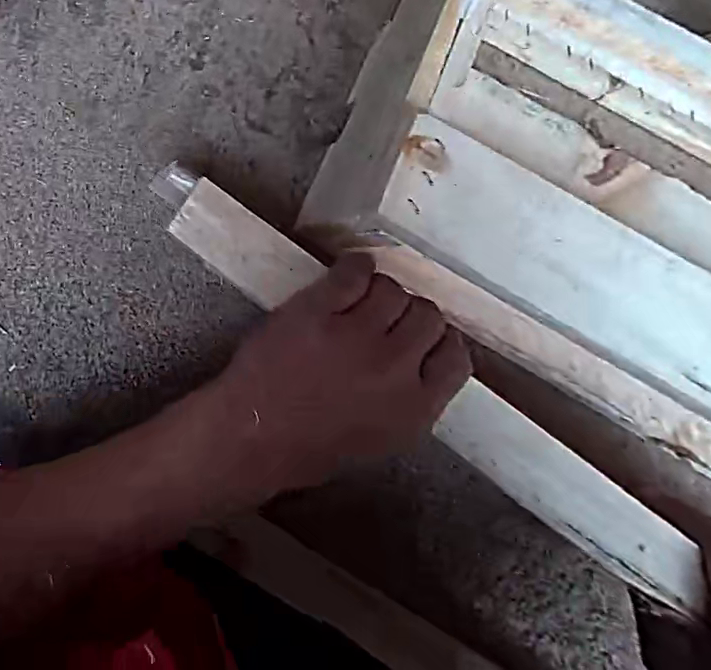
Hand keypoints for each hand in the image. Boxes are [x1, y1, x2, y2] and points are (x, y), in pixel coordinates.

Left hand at [191, 254, 471, 497]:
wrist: (254, 433)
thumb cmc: (313, 443)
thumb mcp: (383, 436)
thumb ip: (411, 397)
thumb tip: (424, 357)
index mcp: (416, 408)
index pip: (456, 357)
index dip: (439, 339)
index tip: (422, 334)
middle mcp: (394, 368)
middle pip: (427, 315)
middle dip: (410, 312)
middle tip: (385, 315)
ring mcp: (355, 335)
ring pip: (393, 290)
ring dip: (381, 290)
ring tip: (362, 298)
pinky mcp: (318, 310)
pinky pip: (354, 273)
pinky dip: (357, 267)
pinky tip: (352, 272)